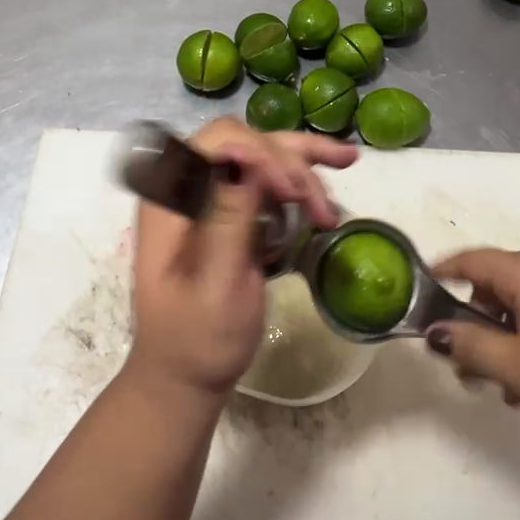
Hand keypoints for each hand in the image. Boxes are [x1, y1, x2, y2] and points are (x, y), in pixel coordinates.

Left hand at [125, 118, 357, 397]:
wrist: (186, 377)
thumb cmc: (197, 340)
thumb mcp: (216, 285)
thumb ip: (227, 217)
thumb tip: (243, 156)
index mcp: (168, 199)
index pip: (217, 142)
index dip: (261, 155)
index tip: (294, 195)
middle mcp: (186, 187)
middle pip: (245, 142)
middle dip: (292, 161)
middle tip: (326, 205)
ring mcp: (208, 197)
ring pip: (260, 155)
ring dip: (304, 163)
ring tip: (350, 162)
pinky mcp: (228, 211)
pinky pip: (266, 182)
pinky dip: (300, 183)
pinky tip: (326, 197)